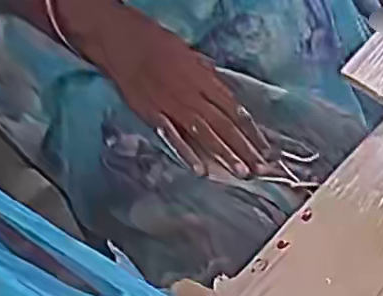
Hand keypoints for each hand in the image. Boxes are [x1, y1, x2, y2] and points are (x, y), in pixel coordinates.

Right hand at [55, 0, 268, 176]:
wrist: (116, 35)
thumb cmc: (154, 42)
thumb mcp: (189, 55)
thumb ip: (209, 79)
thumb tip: (229, 100)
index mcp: (203, 78)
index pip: (234, 110)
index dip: (252, 132)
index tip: (266, 150)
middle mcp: (191, 93)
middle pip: (224, 125)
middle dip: (245, 149)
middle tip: (261, 170)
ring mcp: (172, 104)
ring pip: (204, 134)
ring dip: (224, 154)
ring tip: (240, 172)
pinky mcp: (152, 113)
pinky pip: (172, 136)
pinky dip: (186, 152)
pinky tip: (200, 170)